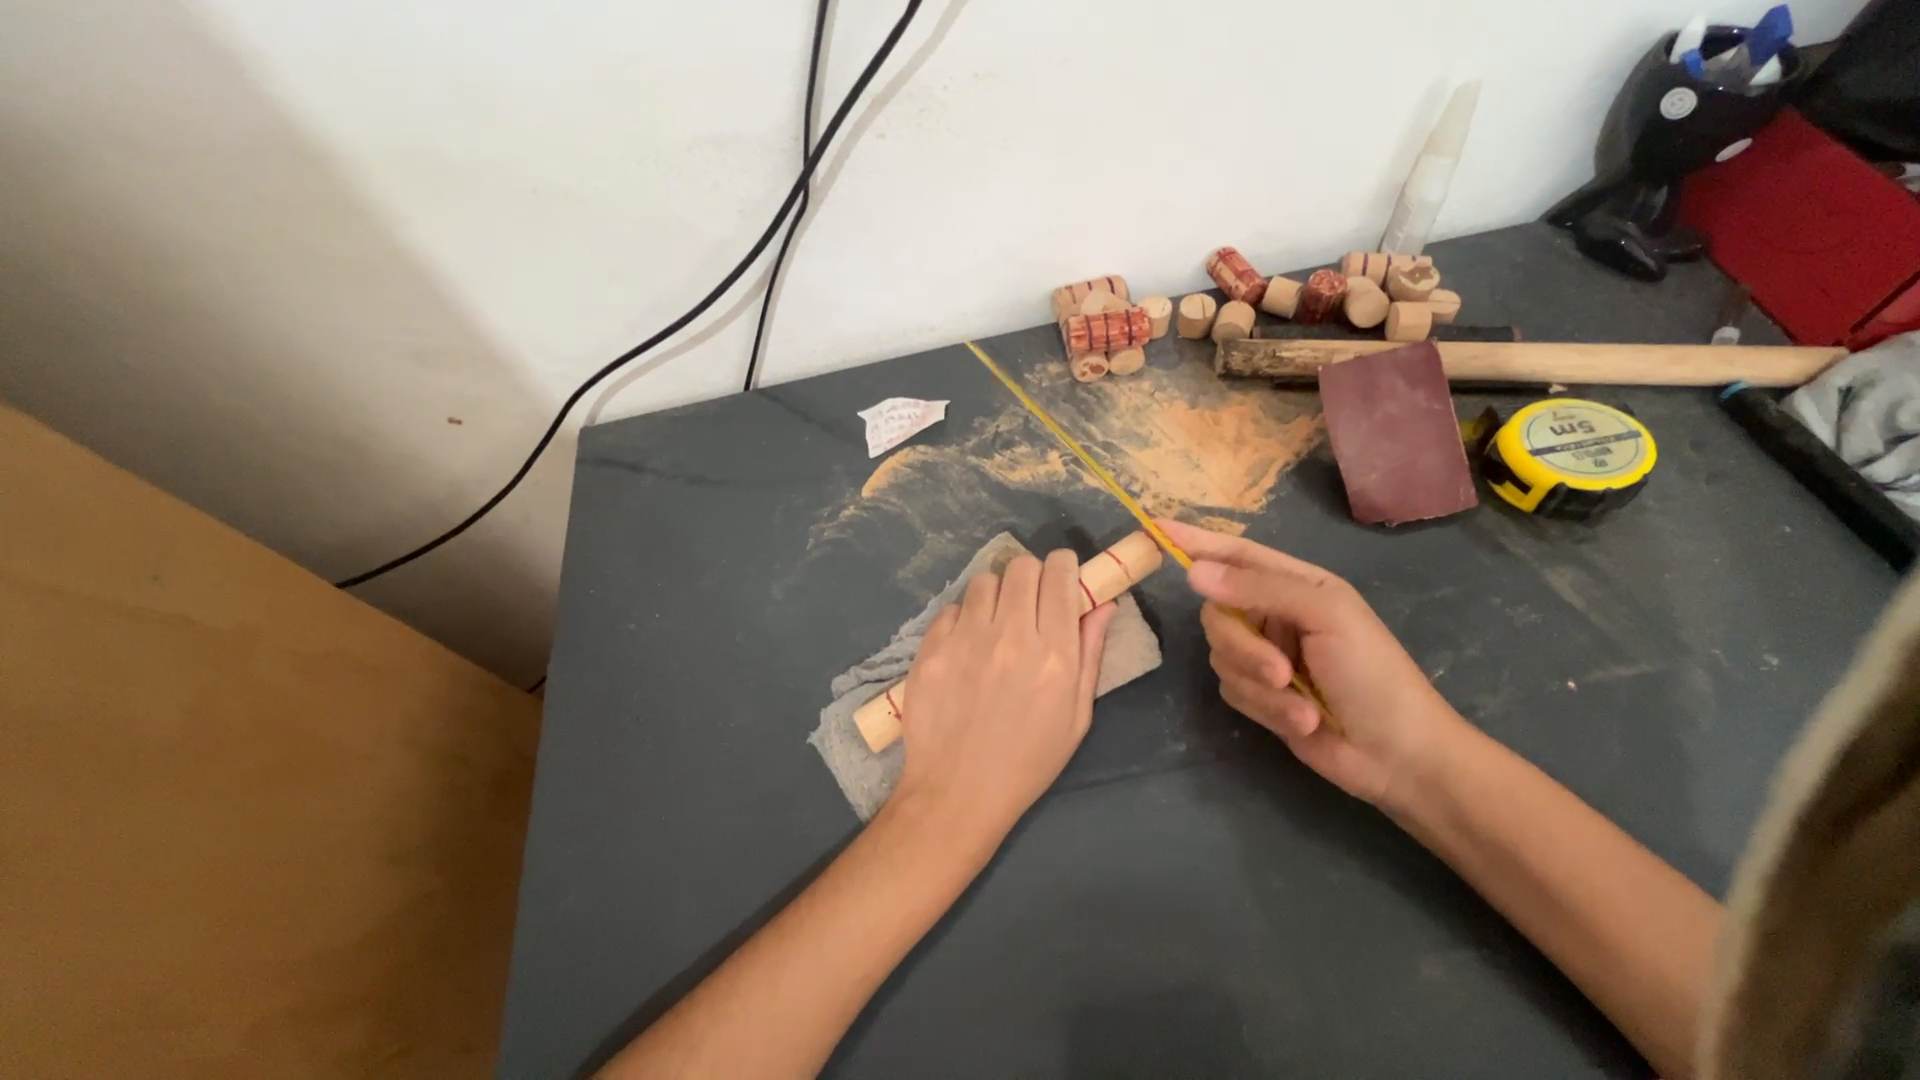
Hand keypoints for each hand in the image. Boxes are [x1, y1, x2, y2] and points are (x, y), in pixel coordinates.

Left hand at [893, 550, 1116, 842]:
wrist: (957, 792)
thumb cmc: (1028, 761)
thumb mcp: (1076, 716)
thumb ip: (1090, 654)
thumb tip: (1103, 604)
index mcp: (1053, 654)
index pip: (1059, 575)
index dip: (1064, 567)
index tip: (1063, 577)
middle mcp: (1010, 636)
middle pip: (1021, 566)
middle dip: (1032, 575)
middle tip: (1031, 601)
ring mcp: (965, 640)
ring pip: (984, 581)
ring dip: (996, 594)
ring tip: (996, 623)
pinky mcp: (931, 648)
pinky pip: (951, 608)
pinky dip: (963, 619)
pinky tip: (967, 647)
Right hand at [1158, 519, 1463, 808]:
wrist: (1397, 754)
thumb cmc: (1373, 673)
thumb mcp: (1325, 615)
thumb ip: (1258, 587)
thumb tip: (1194, 571)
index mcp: (1295, 584)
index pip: (1234, 554)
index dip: (1195, 541)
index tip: (1154, 527)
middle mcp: (1273, 616)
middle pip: (1216, 613)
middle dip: (1243, 647)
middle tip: (1280, 671)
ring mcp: (1264, 658)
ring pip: (1220, 656)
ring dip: (1260, 684)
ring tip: (1303, 705)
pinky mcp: (1258, 697)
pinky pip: (1230, 691)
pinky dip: (1264, 708)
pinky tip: (1302, 722)